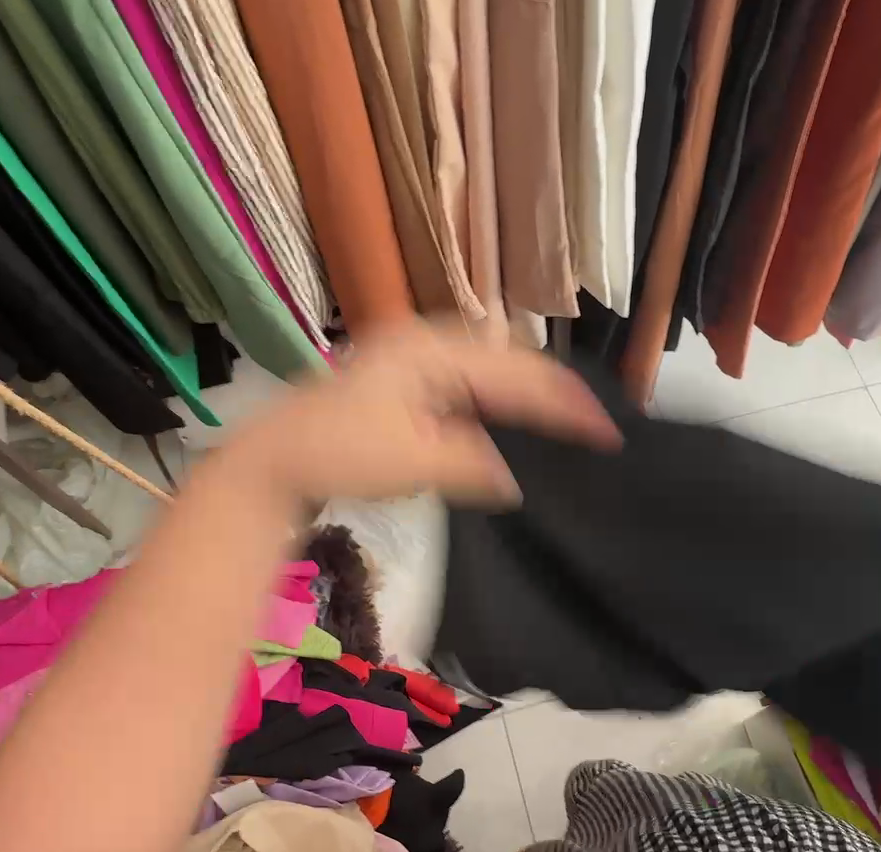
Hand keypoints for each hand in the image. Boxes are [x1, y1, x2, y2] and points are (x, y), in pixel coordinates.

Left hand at [230, 320, 620, 503]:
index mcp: (433, 350)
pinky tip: (520, 429)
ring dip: (531, 400)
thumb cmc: (338, 453)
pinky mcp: (412, 385)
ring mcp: (419, 362)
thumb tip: (513, 479)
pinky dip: (503, 408)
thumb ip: (473, 464)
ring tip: (571, 426)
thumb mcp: (413, 461)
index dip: (565, 404)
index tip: (605, 433)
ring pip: (495, 375)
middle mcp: (430, 344)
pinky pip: (473, 390)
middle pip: (511, 363)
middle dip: (555, 393)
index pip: (518, 373)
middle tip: (595, 427)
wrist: (274, 460)